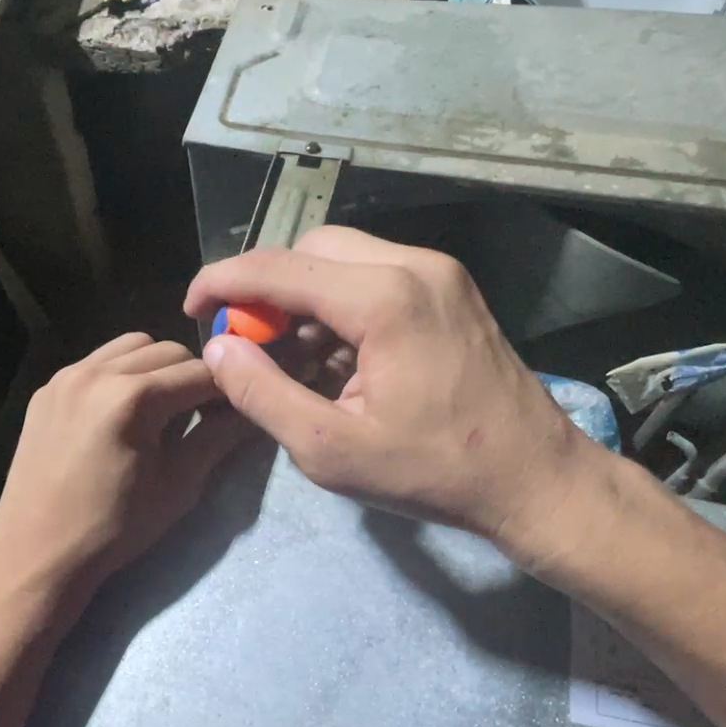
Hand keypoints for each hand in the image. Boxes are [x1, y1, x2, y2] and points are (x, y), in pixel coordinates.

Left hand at [0, 332, 248, 621]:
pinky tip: (124, 411)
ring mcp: (67, 377)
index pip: (200, 373)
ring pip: (131, 346)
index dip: (227, 389)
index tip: (239, 407)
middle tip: (203, 412)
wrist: (38, 554)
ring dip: (157, 367)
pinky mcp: (48, 389)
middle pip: (168, 350)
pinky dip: (121, 373)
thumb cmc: (115, 528)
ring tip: (163, 407)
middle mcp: (97, 373)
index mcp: (133, 398)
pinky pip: (97, 362)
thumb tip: (252, 411)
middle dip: (193, 375)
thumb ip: (217, 439)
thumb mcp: (178, 487)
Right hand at [184, 227, 617, 568]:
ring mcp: (439, 274)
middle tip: (247, 340)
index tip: (191, 307)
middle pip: (311, 249)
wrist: (534, 477)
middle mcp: (413, 266)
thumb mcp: (330, 450)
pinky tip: (334, 357)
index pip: (278, 267)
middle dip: (266, 287)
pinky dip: (339, 305)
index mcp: (383, 299)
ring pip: (343, 258)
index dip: (222, 281)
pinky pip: (375, 275)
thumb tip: (219, 347)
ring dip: (303, 296)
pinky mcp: (451, 291)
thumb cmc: (433, 472)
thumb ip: (263, 393)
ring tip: (289, 356)